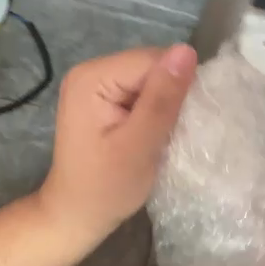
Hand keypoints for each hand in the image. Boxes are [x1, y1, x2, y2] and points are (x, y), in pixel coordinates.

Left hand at [37, 44, 196, 244]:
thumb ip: (163, 98)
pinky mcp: (104, 98)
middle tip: (168, 135)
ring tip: (160, 137)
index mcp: (93, 77)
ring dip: (164, 105)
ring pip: (151, 79)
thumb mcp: (139, 146)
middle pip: (152, 66)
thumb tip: (187, 50)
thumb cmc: (106, 188)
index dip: (175, 89)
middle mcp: (91, 70)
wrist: (77, 215)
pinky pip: (142, 91)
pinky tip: (150, 134)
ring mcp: (96, 83)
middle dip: (169, 96)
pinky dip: (154, 111)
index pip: (154, 61)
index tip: (177, 126)